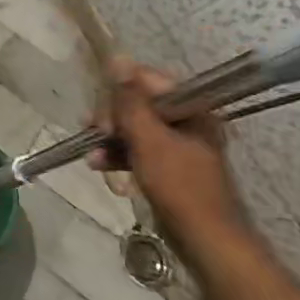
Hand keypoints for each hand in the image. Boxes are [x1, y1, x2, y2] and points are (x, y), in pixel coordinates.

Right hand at [91, 58, 243, 240]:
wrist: (207, 242)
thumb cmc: (180, 187)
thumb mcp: (150, 140)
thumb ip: (130, 101)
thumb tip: (117, 57)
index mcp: (190, 107)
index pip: (146, 81)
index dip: (120, 94)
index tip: (103, 118)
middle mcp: (187, 119)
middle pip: (138, 104)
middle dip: (113, 119)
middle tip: (98, 136)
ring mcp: (178, 144)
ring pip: (135, 128)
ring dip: (111, 139)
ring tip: (92, 155)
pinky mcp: (169, 166)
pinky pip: (139, 150)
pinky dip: (119, 155)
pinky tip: (99, 165)